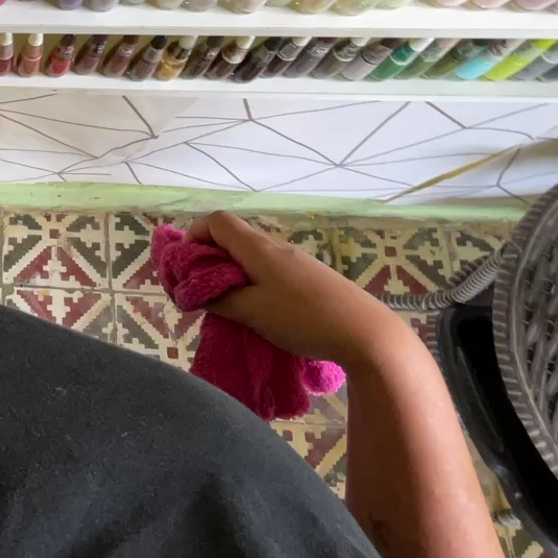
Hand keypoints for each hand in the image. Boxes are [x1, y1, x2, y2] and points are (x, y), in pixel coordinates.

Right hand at [188, 211, 418, 369]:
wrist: (368, 336)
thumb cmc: (303, 319)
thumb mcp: (251, 312)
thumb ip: (217, 298)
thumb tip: (194, 291)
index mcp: (257, 248)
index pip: (216, 220)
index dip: (195, 235)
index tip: (189, 265)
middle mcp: (276, 246)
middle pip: (233, 237)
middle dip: (211, 258)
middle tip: (204, 289)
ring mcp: (297, 261)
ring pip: (252, 255)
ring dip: (234, 273)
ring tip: (233, 304)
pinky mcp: (312, 278)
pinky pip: (271, 269)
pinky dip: (255, 281)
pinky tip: (264, 310)